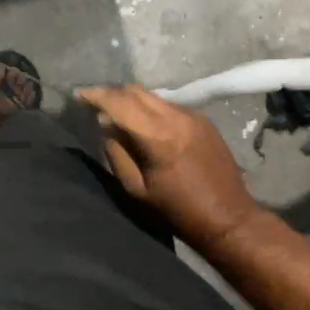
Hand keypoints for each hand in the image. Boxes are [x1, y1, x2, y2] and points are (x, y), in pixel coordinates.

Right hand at [82, 85, 264, 250]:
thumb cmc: (178, 211)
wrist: (230, 219)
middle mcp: (175, 117)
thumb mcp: (136, 189)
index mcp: (157, 136)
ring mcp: (192, 116)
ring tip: (120, 115)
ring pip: (152, 96)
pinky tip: (148, 126)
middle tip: (96, 105)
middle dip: (112, 94)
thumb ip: (116, 152)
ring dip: (132, 100)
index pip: (119, 102)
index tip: (79, 94)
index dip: (96, 95)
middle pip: (135, 91)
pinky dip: (151, 109)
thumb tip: (106, 124)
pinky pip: (169, 105)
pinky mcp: (204, 120)